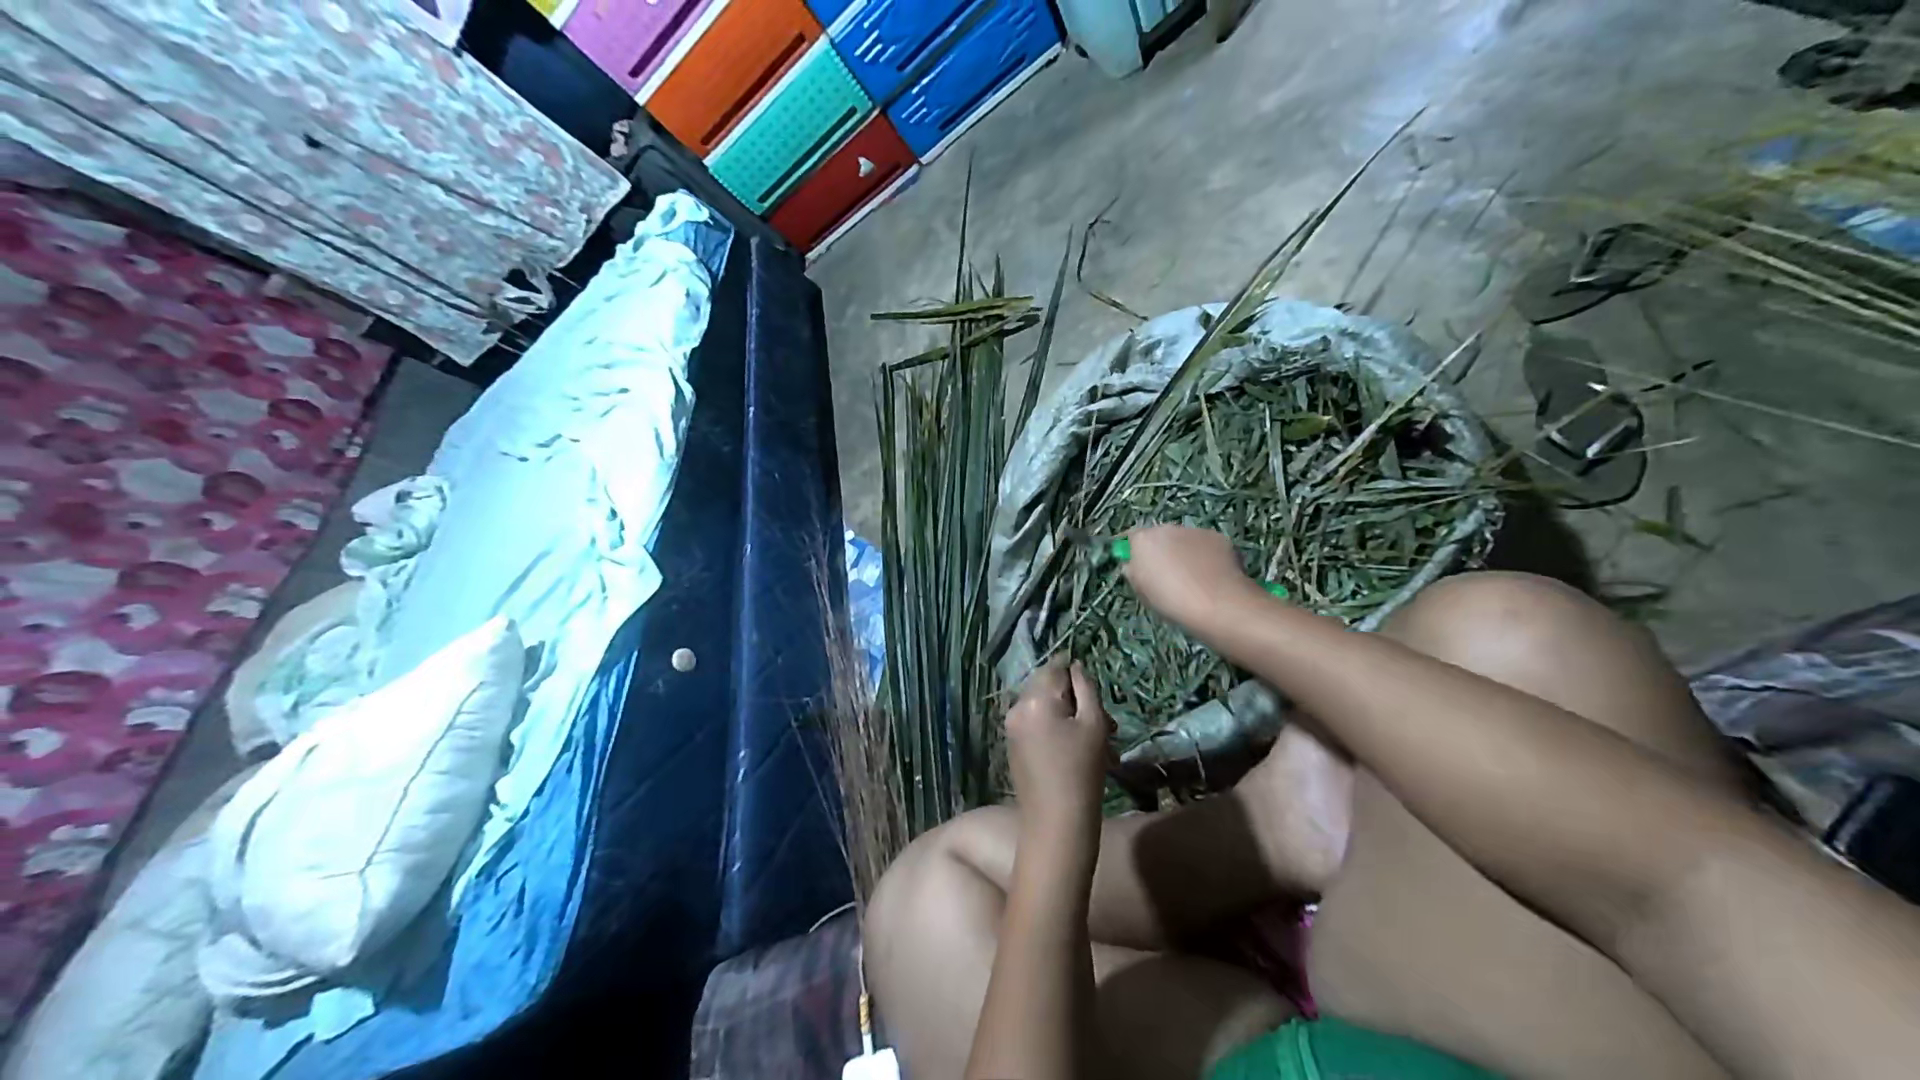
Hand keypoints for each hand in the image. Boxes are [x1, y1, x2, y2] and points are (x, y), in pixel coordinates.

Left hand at [1005, 660, 1111, 833]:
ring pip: (1044, 707)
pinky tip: (1078, 750)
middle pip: (1048, 687)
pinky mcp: (1013, 745)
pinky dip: (1056, 728)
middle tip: (1106, 723)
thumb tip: (1076, 666)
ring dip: (1069, 715)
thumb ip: (1086, 688)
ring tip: (1099, 741)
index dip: (1077, 673)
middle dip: (1076, 698)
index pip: (1056, 668)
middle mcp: (1017, 708)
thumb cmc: (1082, 770)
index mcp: (1035, 699)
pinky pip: (1036, 724)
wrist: (1056, 822)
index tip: (1095, 691)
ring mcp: (1012, 727)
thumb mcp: (1094, 723)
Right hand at [1121, 525, 1261, 630]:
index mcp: (1144, 540)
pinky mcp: (1218, 538)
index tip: (1139, 565)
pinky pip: (1206, 545)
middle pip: (1160, 536)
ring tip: (1193, 577)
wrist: (1216, 603)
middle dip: (1161, 550)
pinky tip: (1212, 575)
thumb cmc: (1170, 601)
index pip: (1132, 536)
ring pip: (1184, 539)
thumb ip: (1134, 572)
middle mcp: (1168, 528)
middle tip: (1167, 574)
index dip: (1134, 550)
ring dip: (1184, 552)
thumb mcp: (1141, 591)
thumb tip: (1133, 564)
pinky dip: (1206, 555)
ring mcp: (1195, 531)